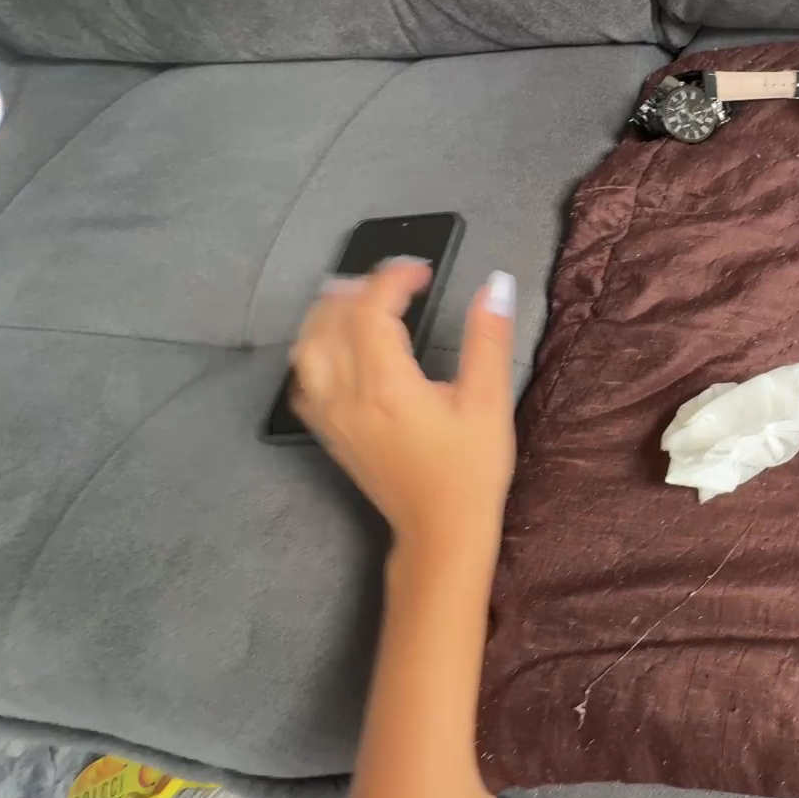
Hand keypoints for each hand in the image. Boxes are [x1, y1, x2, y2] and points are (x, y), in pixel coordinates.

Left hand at [291, 258, 518, 558]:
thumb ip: (488, 339)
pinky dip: (315, 348)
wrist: (441, 527)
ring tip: (359, 298)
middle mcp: (346, 395)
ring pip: (306, 348)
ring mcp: (329, 416)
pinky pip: (303, 378)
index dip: (392, 279)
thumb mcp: (489, 401)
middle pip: (327, 322)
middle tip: (393, 278)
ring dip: (328, 313)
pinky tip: (339, 346)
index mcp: (387, 384)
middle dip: (356, 288)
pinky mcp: (327, 432)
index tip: (423, 270)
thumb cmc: (472, 466)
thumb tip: (495, 285)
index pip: (370, 310)